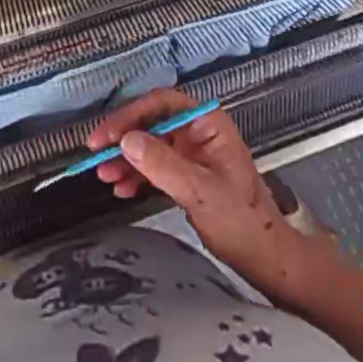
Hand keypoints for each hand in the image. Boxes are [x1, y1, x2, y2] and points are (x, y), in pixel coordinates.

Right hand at [86, 89, 318, 301]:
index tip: (108, 135)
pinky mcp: (188, 174)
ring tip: (105, 175)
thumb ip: (163, 164)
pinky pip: (155, 166)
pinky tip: (123, 188)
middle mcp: (199, 133)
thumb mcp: (200, 191)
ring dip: (125, 159)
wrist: (265, 257)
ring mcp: (193, 154)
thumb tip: (128, 141)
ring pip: (150, 145)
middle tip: (97, 153)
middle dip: (123, 137)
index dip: (131, 115)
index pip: (163, 104)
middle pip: (152, 122)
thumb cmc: (245, 222)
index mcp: (209, 125)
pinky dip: (136, 175)